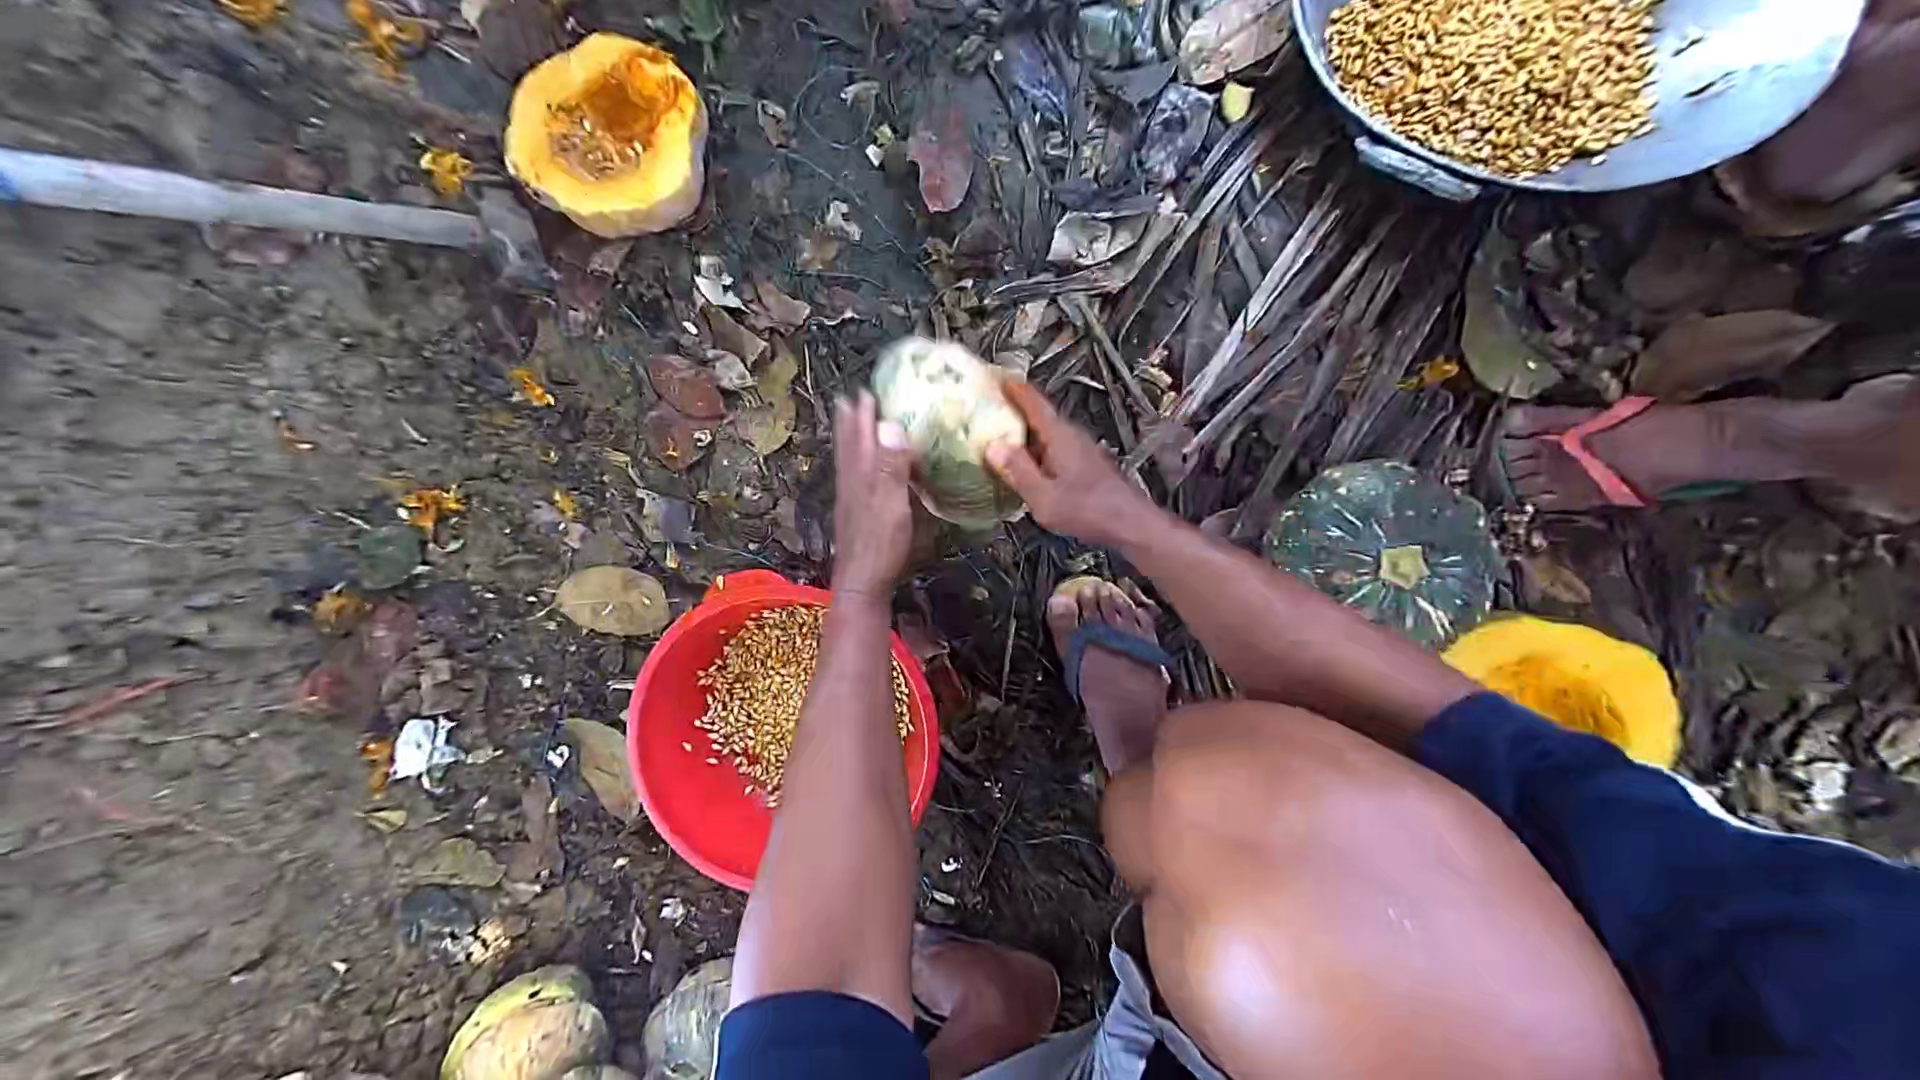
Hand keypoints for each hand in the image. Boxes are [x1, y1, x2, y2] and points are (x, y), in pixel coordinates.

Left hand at [830, 392, 914, 601]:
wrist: (861, 582)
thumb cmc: (880, 544)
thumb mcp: (891, 503)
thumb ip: (891, 466)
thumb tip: (891, 425)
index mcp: (861, 477)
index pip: (860, 439)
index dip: (862, 417)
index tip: (863, 392)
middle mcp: (851, 484)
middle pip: (848, 447)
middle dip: (850, 424)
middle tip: (848, 401)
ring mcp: (851, 502)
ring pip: (848, 463)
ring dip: (849, 442)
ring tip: (849, 426)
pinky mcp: (855, 516)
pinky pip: (853, 479)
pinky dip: (854, 465)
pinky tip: (859, 472)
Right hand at [985, 379, 1167, 548]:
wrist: (1130, 524)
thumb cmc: (1089, 510)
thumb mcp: (1043, 496)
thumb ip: (1018, 470)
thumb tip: (994, 447)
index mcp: (1060, 437)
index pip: (1034, 402)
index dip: (1014, 389)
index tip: (996, 378)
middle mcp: (1072, 437)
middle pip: (1040, 416)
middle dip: (1015, 412)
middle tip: (989, 411)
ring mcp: (1081, 450)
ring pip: (1047, 434)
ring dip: (1025, 434)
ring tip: (1001, 439)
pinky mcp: (1086, 465)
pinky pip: (1055, 449)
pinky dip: (1037, 450)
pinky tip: (1027, 466)